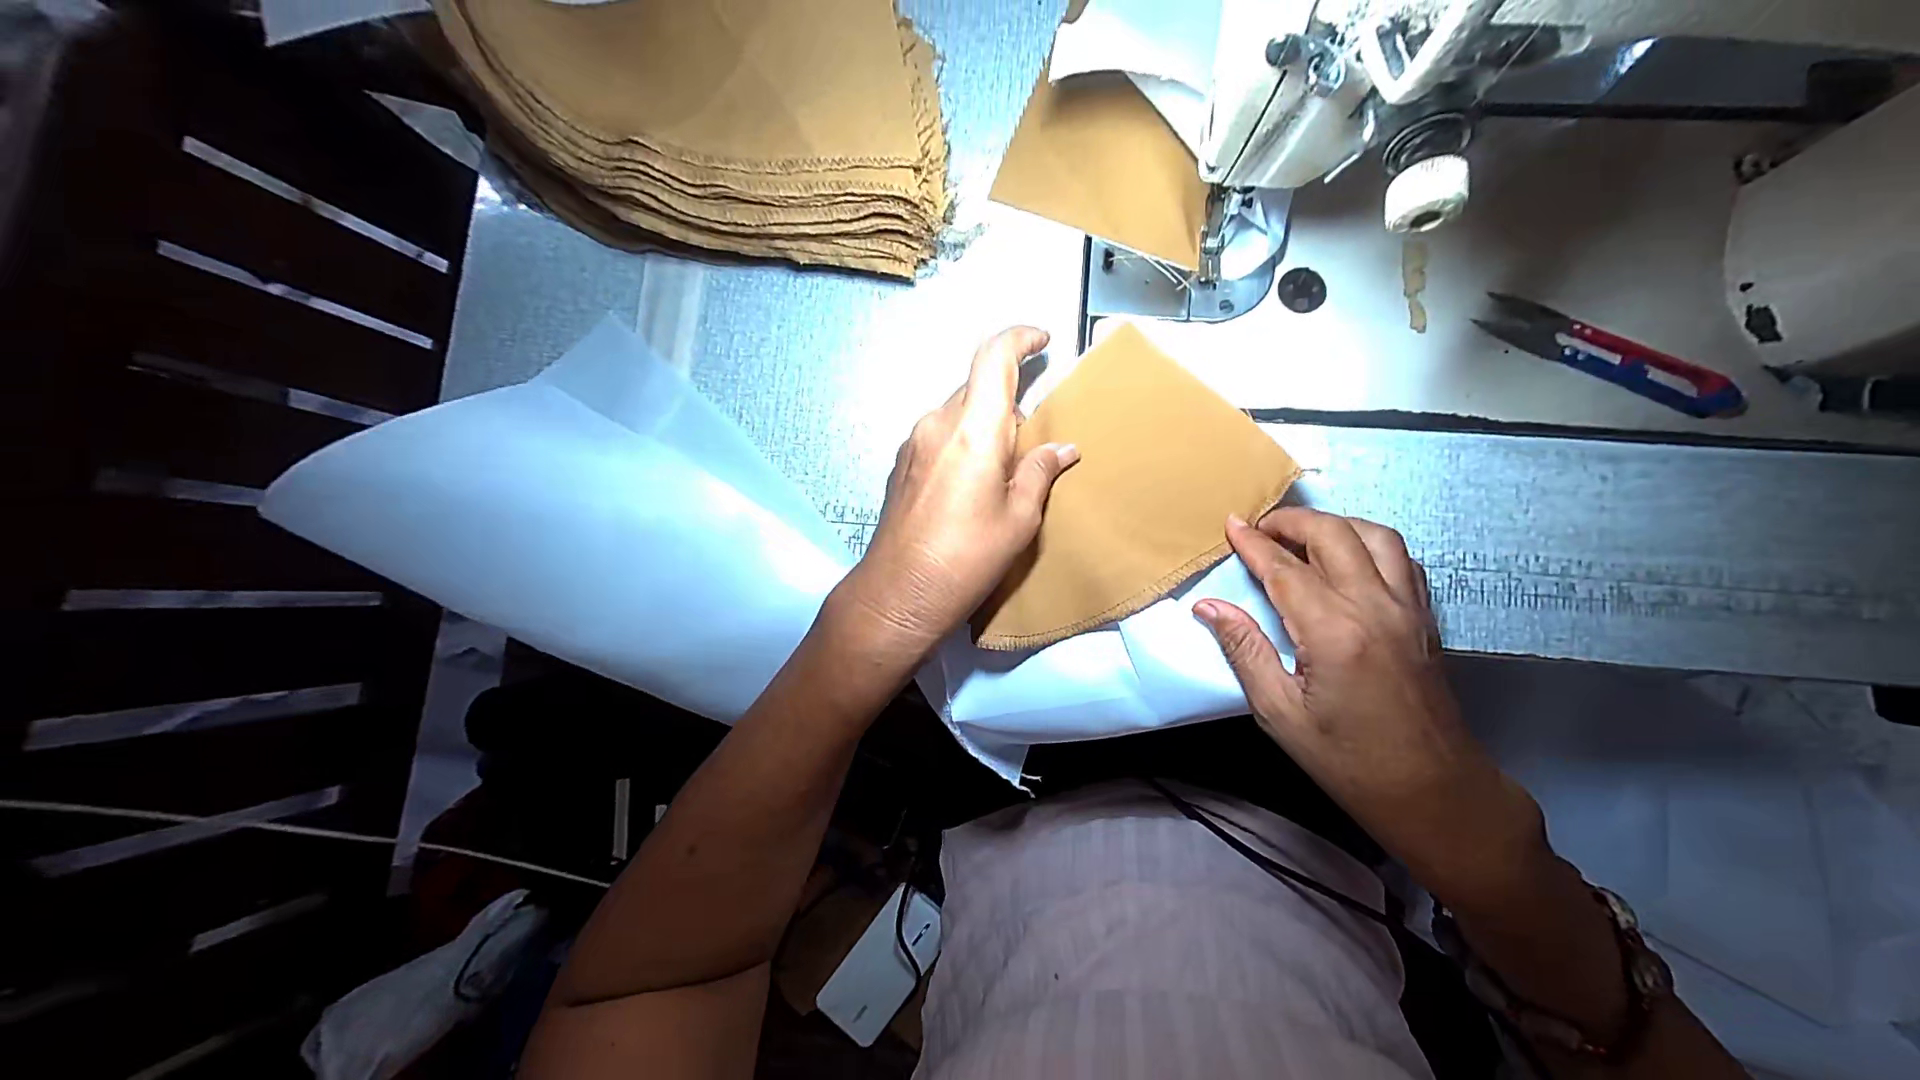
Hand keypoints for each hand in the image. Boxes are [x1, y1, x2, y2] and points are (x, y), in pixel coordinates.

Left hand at [831, 327, 1078, 665]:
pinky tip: (970, 483)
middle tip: (1028, 441)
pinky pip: (938, 433)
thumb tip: (1062, 449)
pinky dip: (962, 440)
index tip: (1041, 340)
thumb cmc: (966, 558)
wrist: (898, 593)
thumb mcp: (1018, 520)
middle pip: (976, 386)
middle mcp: (937, 423)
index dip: (1020, 338)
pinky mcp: (901, 463)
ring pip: (956, 411)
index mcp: (973, 429)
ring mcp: (913, 442)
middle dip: (1008, 399)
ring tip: (1000, 470)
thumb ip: (1039, 473)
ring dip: (983, 423)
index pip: (994, 357)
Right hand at [1194, 508, 1547, 903]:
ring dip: (1333, 524)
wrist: (1433, 790)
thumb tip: (1208, 606)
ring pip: (1374, 535)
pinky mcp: (1425, 617)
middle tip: (1259, 528)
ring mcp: (1408, 608)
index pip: (1285, 568)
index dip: (1253, 543)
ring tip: (1301, 536)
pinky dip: (1369, 543)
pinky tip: (1348, 558)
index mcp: (1333, 631)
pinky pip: (1402, 558)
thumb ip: (1245, 650)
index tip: (1230, 525)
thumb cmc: (1348, 760)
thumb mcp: (1280, 713)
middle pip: (1333, 535)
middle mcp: (1375, 607)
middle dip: (1291, 521)